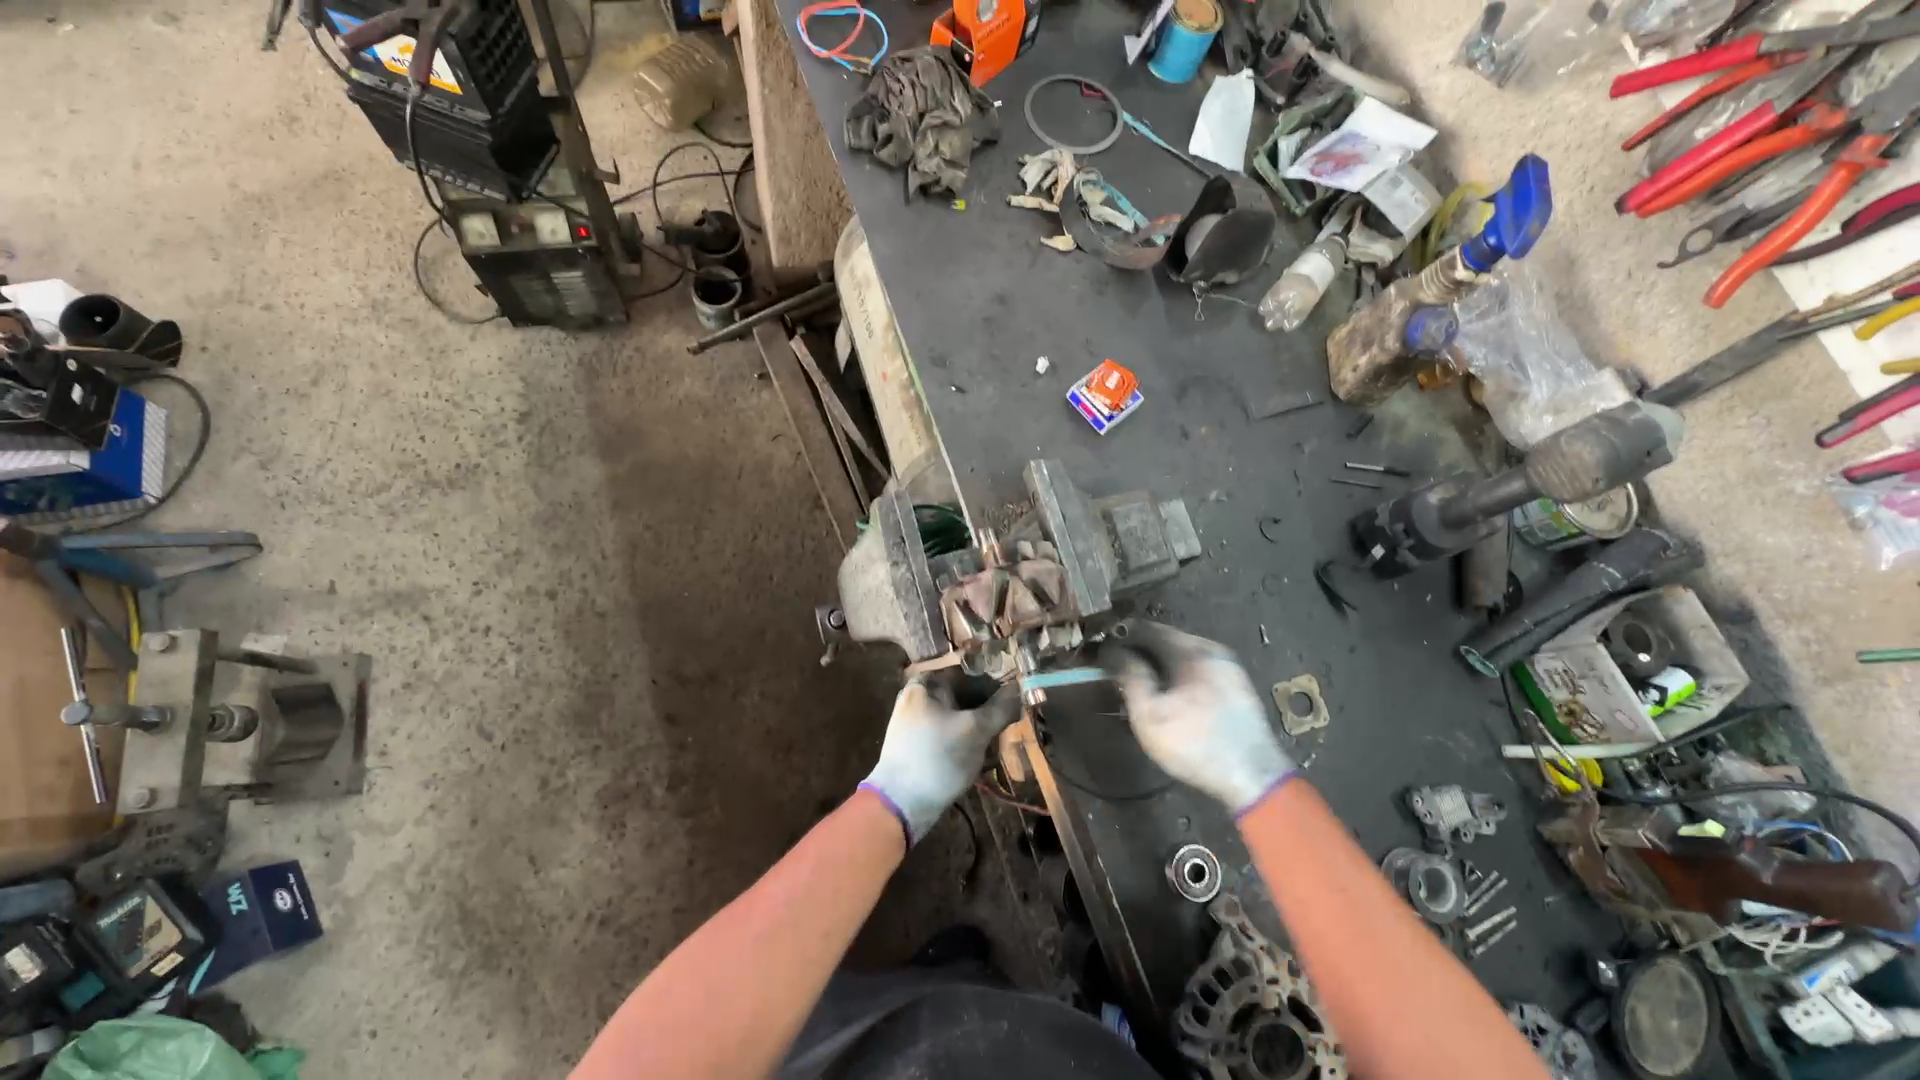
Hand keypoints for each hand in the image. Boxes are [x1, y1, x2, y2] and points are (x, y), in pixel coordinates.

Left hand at [860, 674, 1019, 844]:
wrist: (902, 803)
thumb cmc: (939, 758)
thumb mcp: (976, 731)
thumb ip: (1000, 708)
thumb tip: (1019, 690)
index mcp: (928, 683)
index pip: (971, 672)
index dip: (997, 683)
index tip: (1018, 699)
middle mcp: (920, 695)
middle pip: (965, 694)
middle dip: (989, 709)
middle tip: (1010, 724)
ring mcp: (918, 720)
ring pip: (960, 716)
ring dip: (980, 727)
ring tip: (997, 743)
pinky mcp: (920, 742)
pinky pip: (950, 733)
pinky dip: (967, 740)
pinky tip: (982, 755)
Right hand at [1099, 621, 1293, 815]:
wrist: (1253, 776)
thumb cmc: (1194, 744)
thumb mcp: (1150, 714)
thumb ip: (1130, 676)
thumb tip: (1114, 651)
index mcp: (1191, 650)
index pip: (1146, 628)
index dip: (1119, 636)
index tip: (1101, 651)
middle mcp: (1212, 650)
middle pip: (1166, 640)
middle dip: (1139, 652)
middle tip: (1117, 672)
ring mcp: (1229, 667)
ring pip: (1183, 656)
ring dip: (1159, 665)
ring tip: (1140, 687)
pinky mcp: (1237, 686)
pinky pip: (1199, 670)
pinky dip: (1179, 676)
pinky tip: (1171, 698)